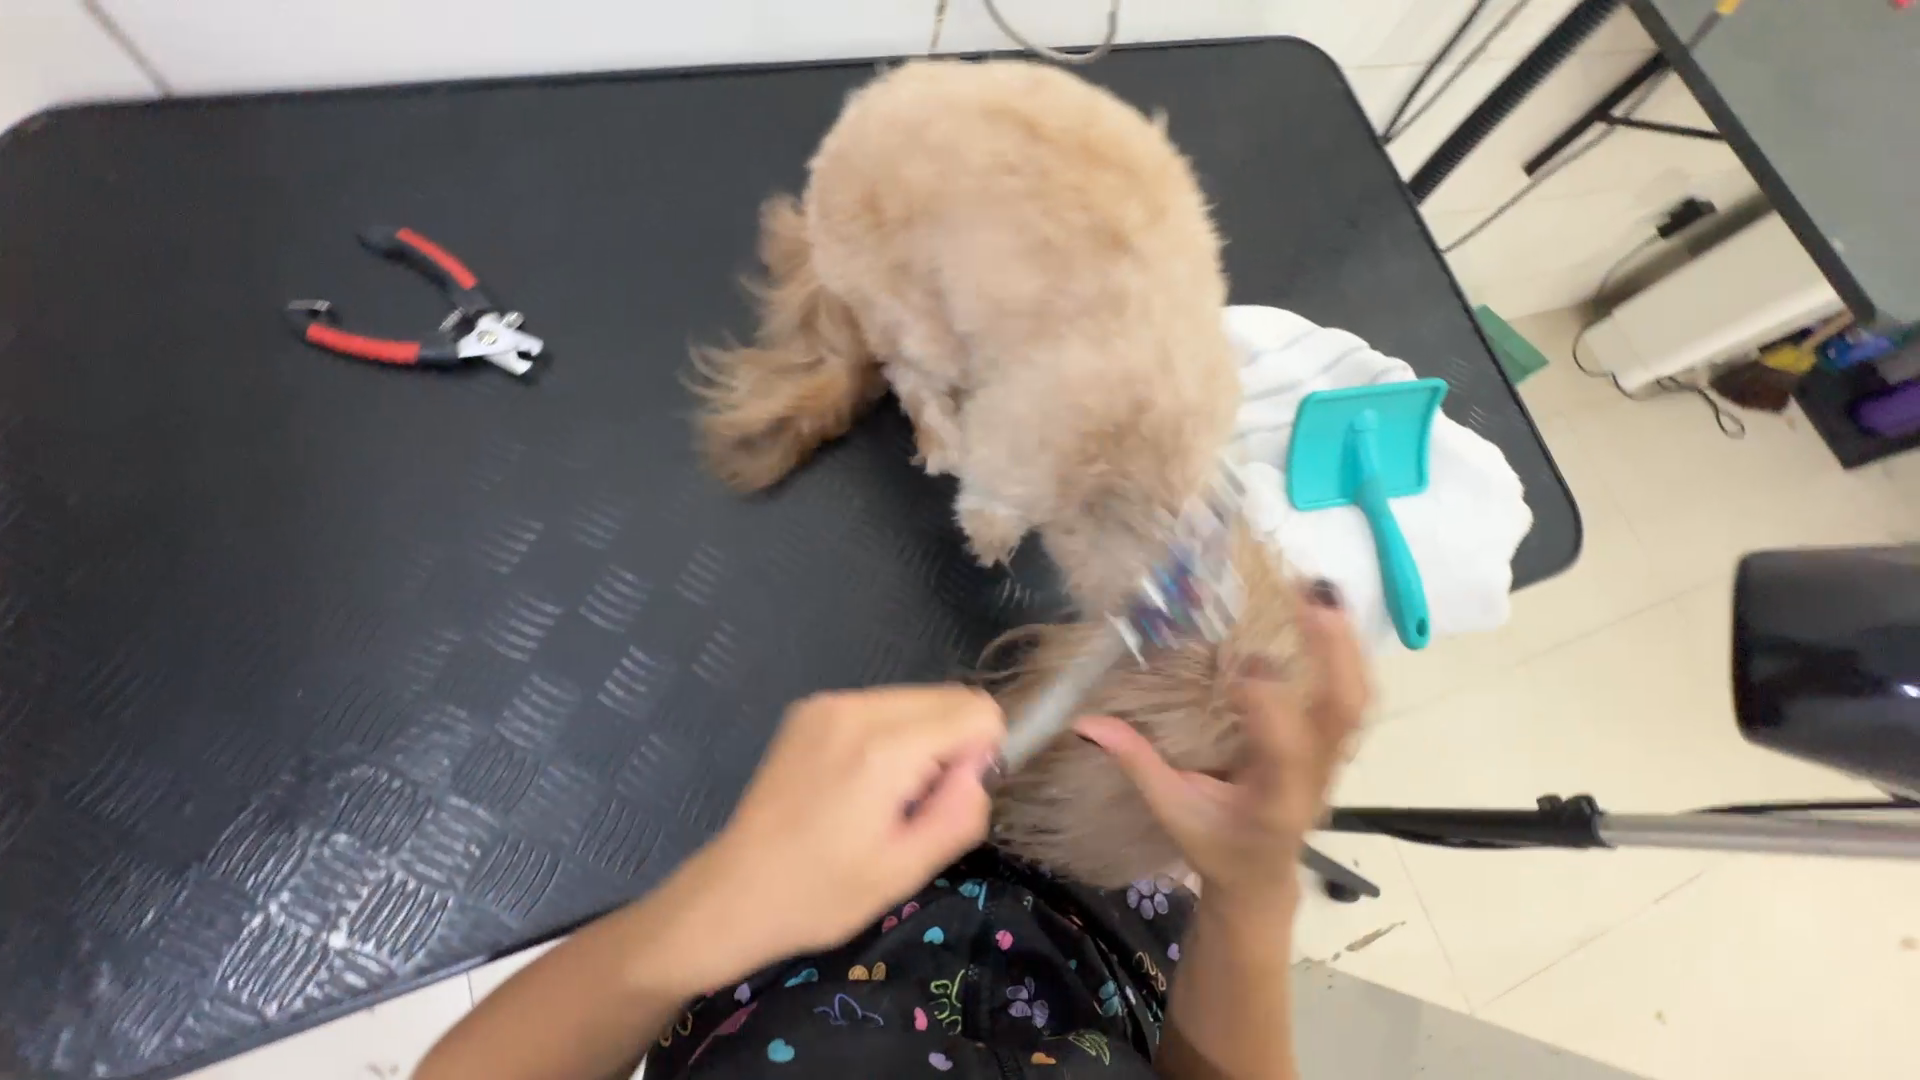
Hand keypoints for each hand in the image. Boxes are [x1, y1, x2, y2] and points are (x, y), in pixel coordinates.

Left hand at [668, 685, 1003, 986]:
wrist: (734, 891)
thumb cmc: (822, 893)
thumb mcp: (905, 871)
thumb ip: (960, 812)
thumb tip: (981, 766)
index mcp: (884, 749)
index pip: (976, 712)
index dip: (983, 753)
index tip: (953, 796)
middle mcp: (857, 708)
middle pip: (949, 697)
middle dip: (954, 743)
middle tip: (919, 801)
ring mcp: (830, 702)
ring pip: (917, 697)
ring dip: (924, 737)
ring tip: (887, 793)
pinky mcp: (812, 707)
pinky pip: (882, 703)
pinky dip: (892, 732)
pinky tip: (861, 778)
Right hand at [1076, 584, 1366, 905]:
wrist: (1261, 876)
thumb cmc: (1214, 845)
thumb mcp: (1170, 810)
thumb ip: (1136, 764)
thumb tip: (1085, 722)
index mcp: (1273, 801)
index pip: (1282, 749)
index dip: (1269, 705)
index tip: (1242, 667)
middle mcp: (1313, 776)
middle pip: (1341, 713)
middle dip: (1332, 654)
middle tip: (1311, 599)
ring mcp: (1330, 760)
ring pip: (1355, 701)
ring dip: (1343, 646)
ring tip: (1322, 594)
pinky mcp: (1331, 747)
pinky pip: (1348, 698)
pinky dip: (1342, 655)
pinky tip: (1324, 619)